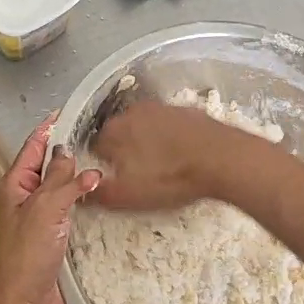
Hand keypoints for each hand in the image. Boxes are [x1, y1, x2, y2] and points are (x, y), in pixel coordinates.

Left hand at [0, 116, 100, 303]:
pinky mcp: (53, 233)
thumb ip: (62, 181)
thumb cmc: (28, 253)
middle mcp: (24, 196)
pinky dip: (82, 197)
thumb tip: (76, 158)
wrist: (26, 301)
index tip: (70, 111)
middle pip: (48, 164)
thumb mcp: (44, 209)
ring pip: (60, 185)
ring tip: (104, 156)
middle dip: (68, 148)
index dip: (51, 128)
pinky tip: (101, 192)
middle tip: (96, 131)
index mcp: (14, 184)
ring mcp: (38, 215)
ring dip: (77, 174)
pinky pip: (68, 206)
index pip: (33, 146)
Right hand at [91, 100, 242, 211]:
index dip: (102, 165)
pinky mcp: (186, 110)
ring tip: (162, 166)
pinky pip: (170, 125)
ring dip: (148, 143)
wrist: (221, 158)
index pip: (94, 147)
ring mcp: (161, 108)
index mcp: (112, 132)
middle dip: (124, 151)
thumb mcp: (128, 196)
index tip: (114, 179)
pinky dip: (171, 137)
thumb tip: (81, 193)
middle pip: (119, 134)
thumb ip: (99, 194)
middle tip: (138, 175)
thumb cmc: (170, 178)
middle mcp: (132, 113)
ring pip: (145, 127)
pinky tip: (182, 155)